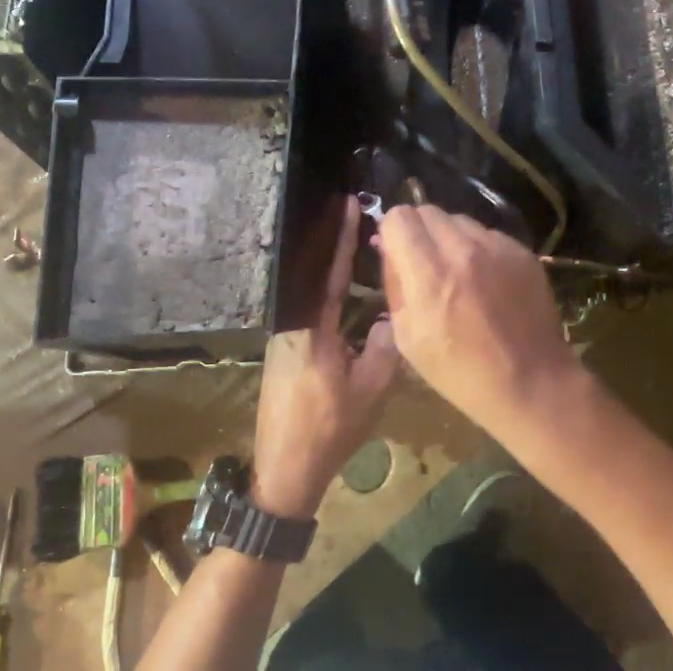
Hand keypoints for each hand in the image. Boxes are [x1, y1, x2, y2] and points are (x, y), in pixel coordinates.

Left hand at [252, 196, 399, 518]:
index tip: (347, 203)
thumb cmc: (331, 429)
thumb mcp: (371, 388)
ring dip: (330, 269)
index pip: (329, 272)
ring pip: (310, 294)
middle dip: (334, 243)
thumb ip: (384, 344)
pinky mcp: (283, 352)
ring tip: (354, 246)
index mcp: (312, 328)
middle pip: (314, 275)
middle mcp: (292, 325)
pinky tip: (343, 291)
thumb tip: (389, 314)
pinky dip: (325, 293)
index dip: (340, 236)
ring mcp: (284, 338)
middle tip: (355, 215)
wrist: (285, 469)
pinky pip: (307, 311)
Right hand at [377, 205, 579, 434]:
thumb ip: (394, 284)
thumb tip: (387, 248)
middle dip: (419, 232)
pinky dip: (479, 249)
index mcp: (429, 274)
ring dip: (450, 238)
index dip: (392, 233)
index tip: (397, 253)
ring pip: (459, 220)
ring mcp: (497, 247)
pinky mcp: (522, 251)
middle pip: (428, 211)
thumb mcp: (407, 337)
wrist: (531, 382)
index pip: (398, 217)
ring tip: (458, 273)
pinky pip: (488, 234)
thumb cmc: (460, 371)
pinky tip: (486, 281)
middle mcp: (463, 250)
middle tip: (424, 264)